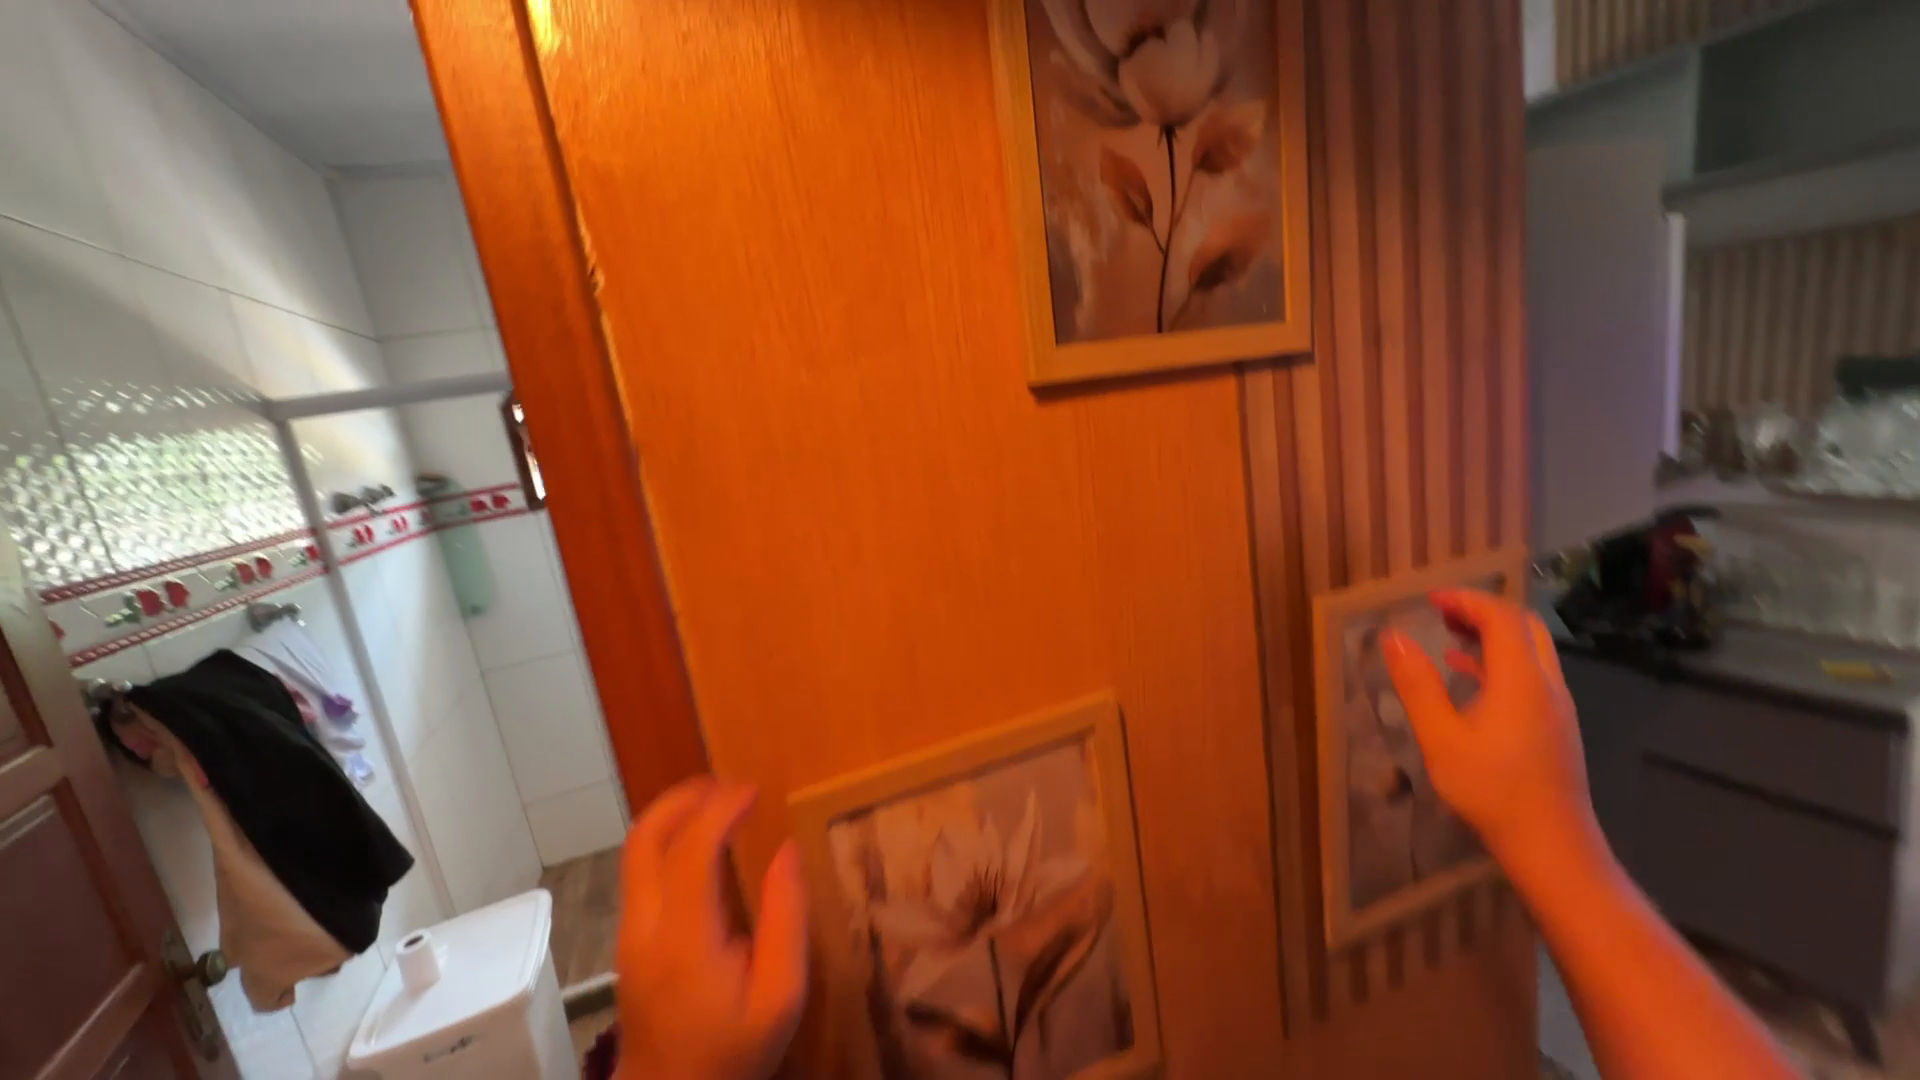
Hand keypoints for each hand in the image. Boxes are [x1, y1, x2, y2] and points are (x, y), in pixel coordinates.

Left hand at [614, 778, 808, 1079]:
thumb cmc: (733, 1051)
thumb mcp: (780, 995)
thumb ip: (787, 919)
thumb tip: (787, 850)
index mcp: (684, 940)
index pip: (690, 850)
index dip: (721, 809)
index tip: (754, 791)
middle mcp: (644, 928)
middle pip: (644, 838)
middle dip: (684, 798)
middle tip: (729, 785)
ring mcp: (628, 934)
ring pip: (635, 852)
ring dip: (674, 815)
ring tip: (719, 802)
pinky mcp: (628, 941)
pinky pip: (640, 871)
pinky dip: (668, 839)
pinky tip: (702, 842)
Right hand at [1382, 590, 1603, 875]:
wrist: (1551, 844)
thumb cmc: (1490, 788)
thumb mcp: (1440, 737)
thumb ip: (1417, 685)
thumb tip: (1393, 637)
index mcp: (1520, 680)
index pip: (1501, 618)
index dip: (1467, 600)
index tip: (1431, 599)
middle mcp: (1545, 685)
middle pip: (1523, 627)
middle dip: (1482, 611)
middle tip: (1442, 612)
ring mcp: (1555, 706)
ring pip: (1529, 651)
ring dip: (1491, 635)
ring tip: (1450, 635)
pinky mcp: (1554, 726)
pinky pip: (1528, 675)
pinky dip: (1498, 661)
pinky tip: (1468, 675)